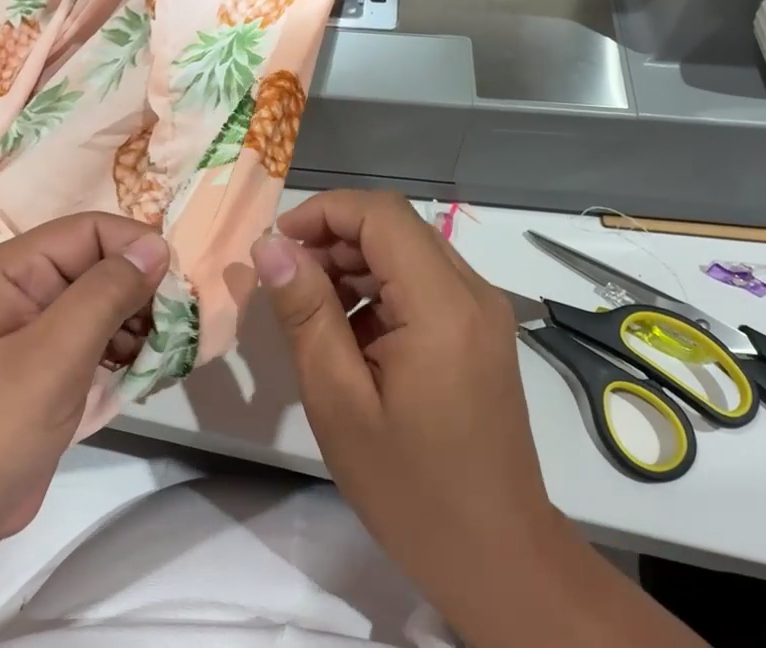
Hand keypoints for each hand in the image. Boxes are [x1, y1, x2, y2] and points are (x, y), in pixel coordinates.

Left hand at [0, 214, 168, 647]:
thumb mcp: (52, 358)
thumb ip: (105, 294)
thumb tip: (156, 246)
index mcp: (9, 270)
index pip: (90, 229)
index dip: (137, 248)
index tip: (179, 287)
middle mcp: (21, 288)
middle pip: (100, 263)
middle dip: (143, 289)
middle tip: (177, 328)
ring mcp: (33, 328)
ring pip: (105, 300)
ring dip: (140, 321)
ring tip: (161, 354)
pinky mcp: (46, 365)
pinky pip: (97, 336)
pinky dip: (126, 348)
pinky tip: (144, 372)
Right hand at [250, 192, 558, 598]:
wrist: (495, 552)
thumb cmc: (410, 487)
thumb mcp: (339, 401)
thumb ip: (305, 314)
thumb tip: (270, 247)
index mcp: (443, 305)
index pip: (381, 214)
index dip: (323, 212)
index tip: (275, 245)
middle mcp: (473, 293)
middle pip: (397, 229)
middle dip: (335, 240)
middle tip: (286, 286)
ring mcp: (484, 314)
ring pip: (411, 254)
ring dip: (357, 267)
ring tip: (313, 315)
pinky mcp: (483, 335)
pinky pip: (427, 287)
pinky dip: (383, 293)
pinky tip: (352, 338)